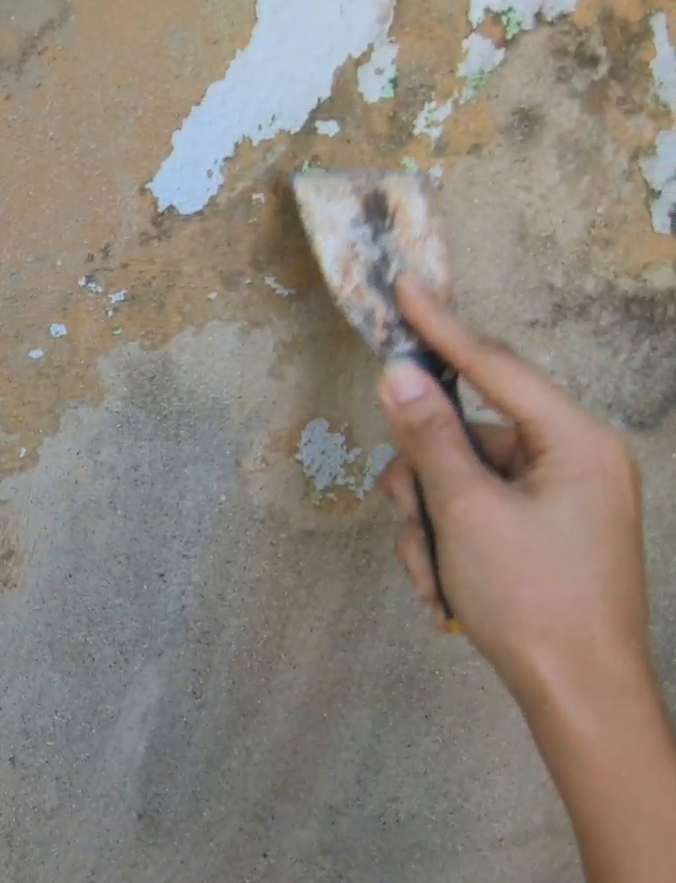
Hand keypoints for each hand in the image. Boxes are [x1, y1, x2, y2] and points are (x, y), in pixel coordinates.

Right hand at [375, 277, 649, 704]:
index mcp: (576, 445)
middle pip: (455, 432)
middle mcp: (565, 458)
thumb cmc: (532, 594)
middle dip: (424, 481)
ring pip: (444, 470)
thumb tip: (399, 371)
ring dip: (425, 518)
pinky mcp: (523, 517)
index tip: (406, 287)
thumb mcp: (467, 509)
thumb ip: (429, 434)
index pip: (497, 367)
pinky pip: (454, 500)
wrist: (573, 686)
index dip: (445, 327)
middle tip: (422, 523)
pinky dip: (436, 535)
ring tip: (438, 568)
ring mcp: (544, 490)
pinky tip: (444, 578)